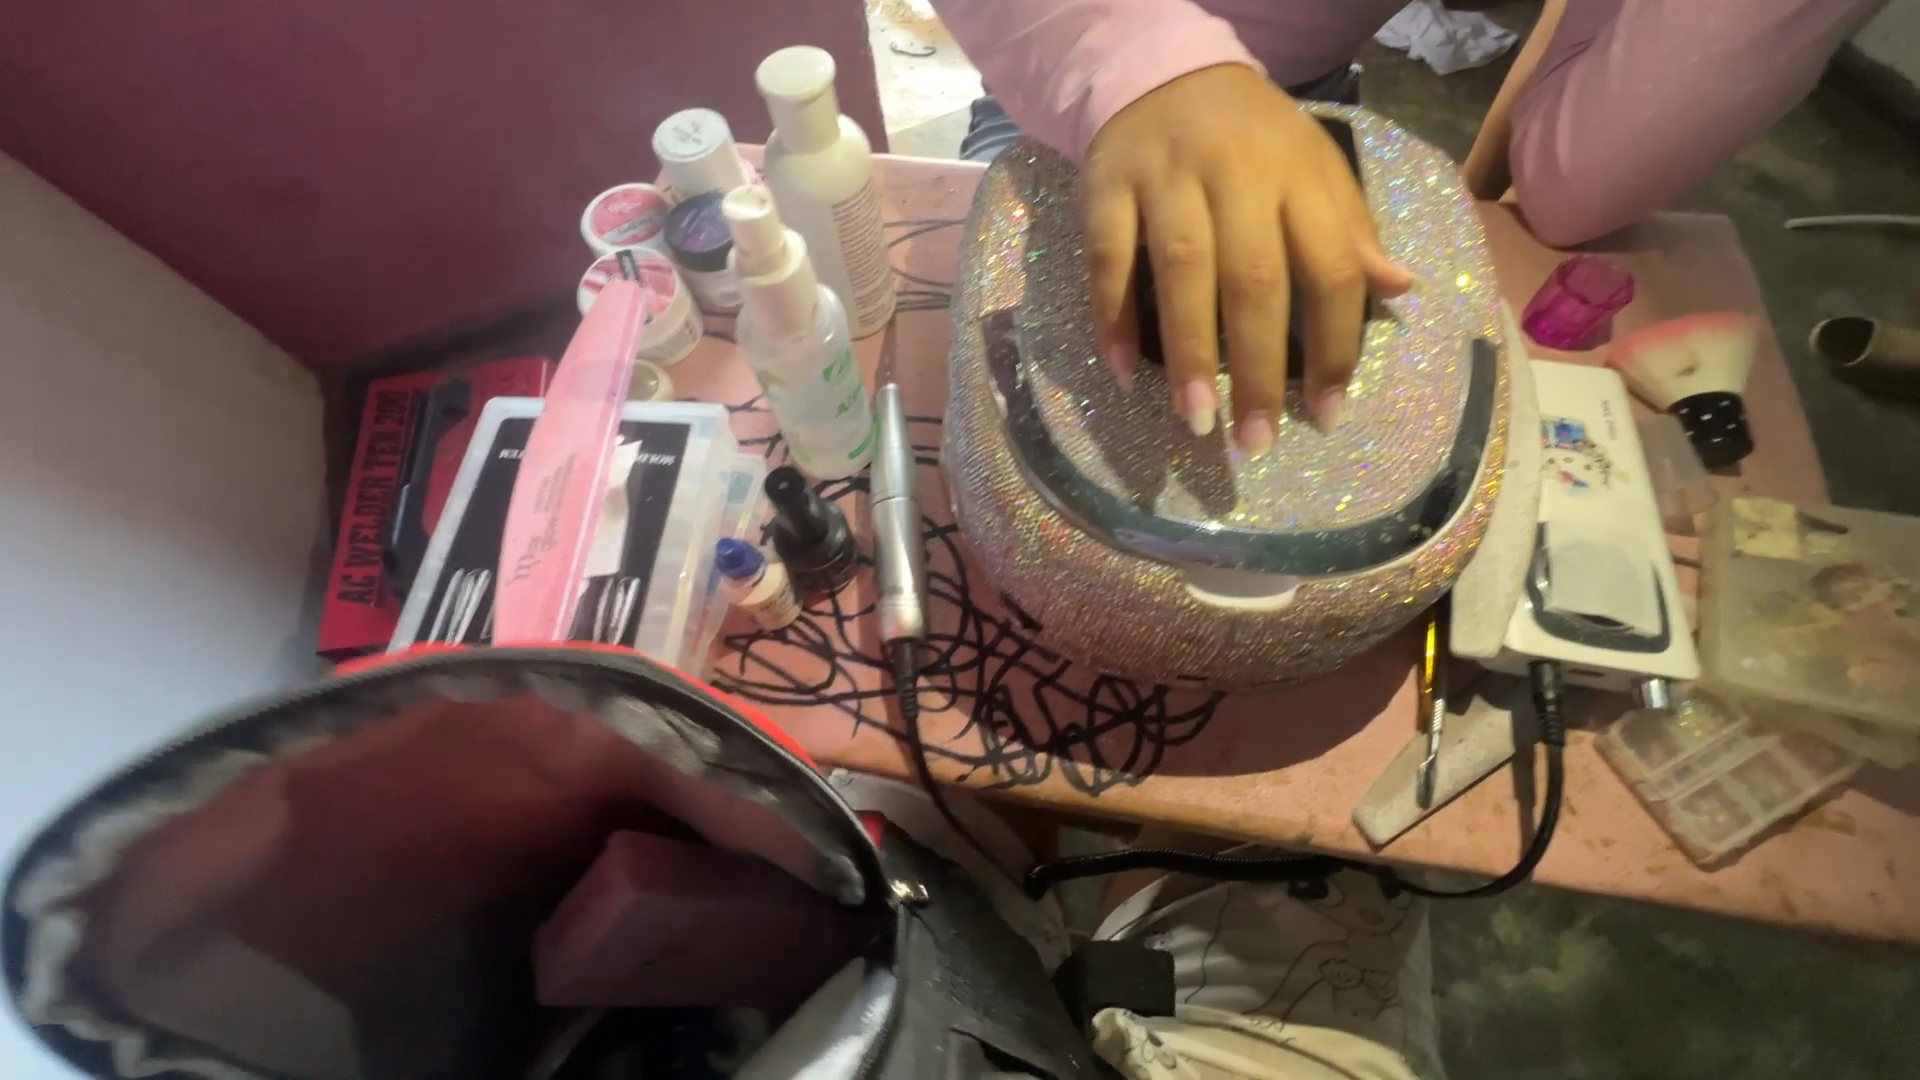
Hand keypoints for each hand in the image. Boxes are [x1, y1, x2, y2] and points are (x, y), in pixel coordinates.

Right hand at [1084, 64, 1411, 450]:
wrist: (1162, 73)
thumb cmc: (1248, 136)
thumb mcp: (1312, 167)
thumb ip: (1349, 229)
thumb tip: (1398, 290)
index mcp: (1298, 174)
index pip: (1330, 267)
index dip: (1335, 345)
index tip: (1327, 415)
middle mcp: (1235, 174)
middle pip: (1253, 280)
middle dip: (1258, 368)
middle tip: (1253, 442)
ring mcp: (1166, 180)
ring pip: (1180, 272)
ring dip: (1188, 352)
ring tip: (1195, 421)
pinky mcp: (1107, 190)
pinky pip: (1108, 261)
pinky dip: (1114, 317)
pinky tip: (1124, 373)